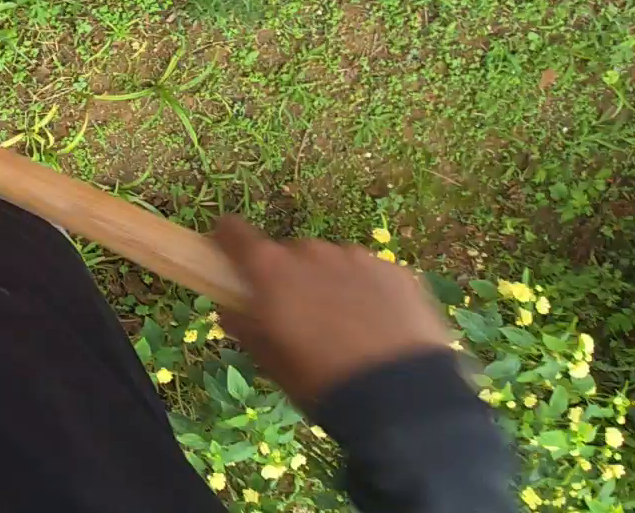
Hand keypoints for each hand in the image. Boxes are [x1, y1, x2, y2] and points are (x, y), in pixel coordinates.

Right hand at [213, 216, 453, 409]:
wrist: (406, 404)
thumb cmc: (321, 380)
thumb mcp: (269, 359)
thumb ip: (243, 325)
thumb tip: (228, 311)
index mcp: (270, 266)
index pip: (233, 230)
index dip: (228, 239)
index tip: (230, 255)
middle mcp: (309, 251)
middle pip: (288, 252)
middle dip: (290, 275)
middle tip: (302, 313)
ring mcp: (356, 258)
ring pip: (332, 262)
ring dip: (330, 281)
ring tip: (349, 324)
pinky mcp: (397, 273)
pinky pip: (371, 274)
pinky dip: (369, 291)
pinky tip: (381, 326)